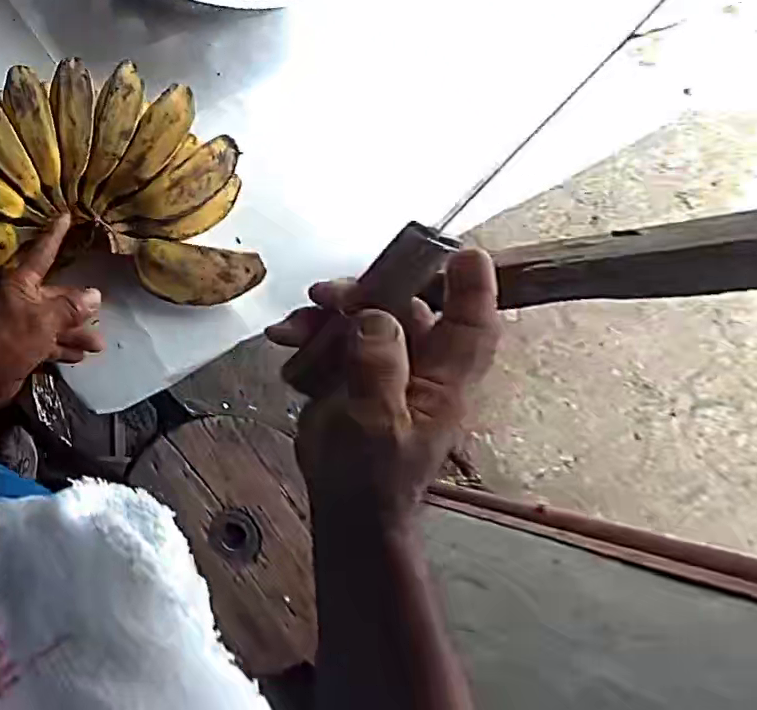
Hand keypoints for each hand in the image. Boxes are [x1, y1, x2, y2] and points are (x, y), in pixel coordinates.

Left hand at [0, 213, 106, 408]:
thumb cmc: (9, 341)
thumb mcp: (44, 321)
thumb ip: (70, 308)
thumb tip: (95, 295)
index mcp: (22, 284)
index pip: (43, 253)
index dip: (55, 234)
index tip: (66, 215)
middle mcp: (24, 299)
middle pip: (58, 295)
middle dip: (79, 305)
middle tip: (102, 309)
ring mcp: (24, 323)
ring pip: (57, 322)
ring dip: (77, 332)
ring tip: (98, 344)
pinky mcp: (25, 345)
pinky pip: (51, 342)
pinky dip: (65, 347)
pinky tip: (81, 355)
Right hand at [266, 247, 500, 530]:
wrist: (343, 504)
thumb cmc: (372, 475)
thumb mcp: (379, 425)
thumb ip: (379, 370)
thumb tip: (374, 316)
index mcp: (442, 381)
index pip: (470, 327)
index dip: (473, 289)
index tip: (466, 252)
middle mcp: (417, 365)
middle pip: (401, 308)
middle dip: (362, 293)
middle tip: (324, 294)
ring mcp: (381, 366)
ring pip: (358, 317)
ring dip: (322, 314)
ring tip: (291, 327)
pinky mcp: (348, 370)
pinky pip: (329, 335)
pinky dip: (305, 332)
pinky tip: (282, 340)